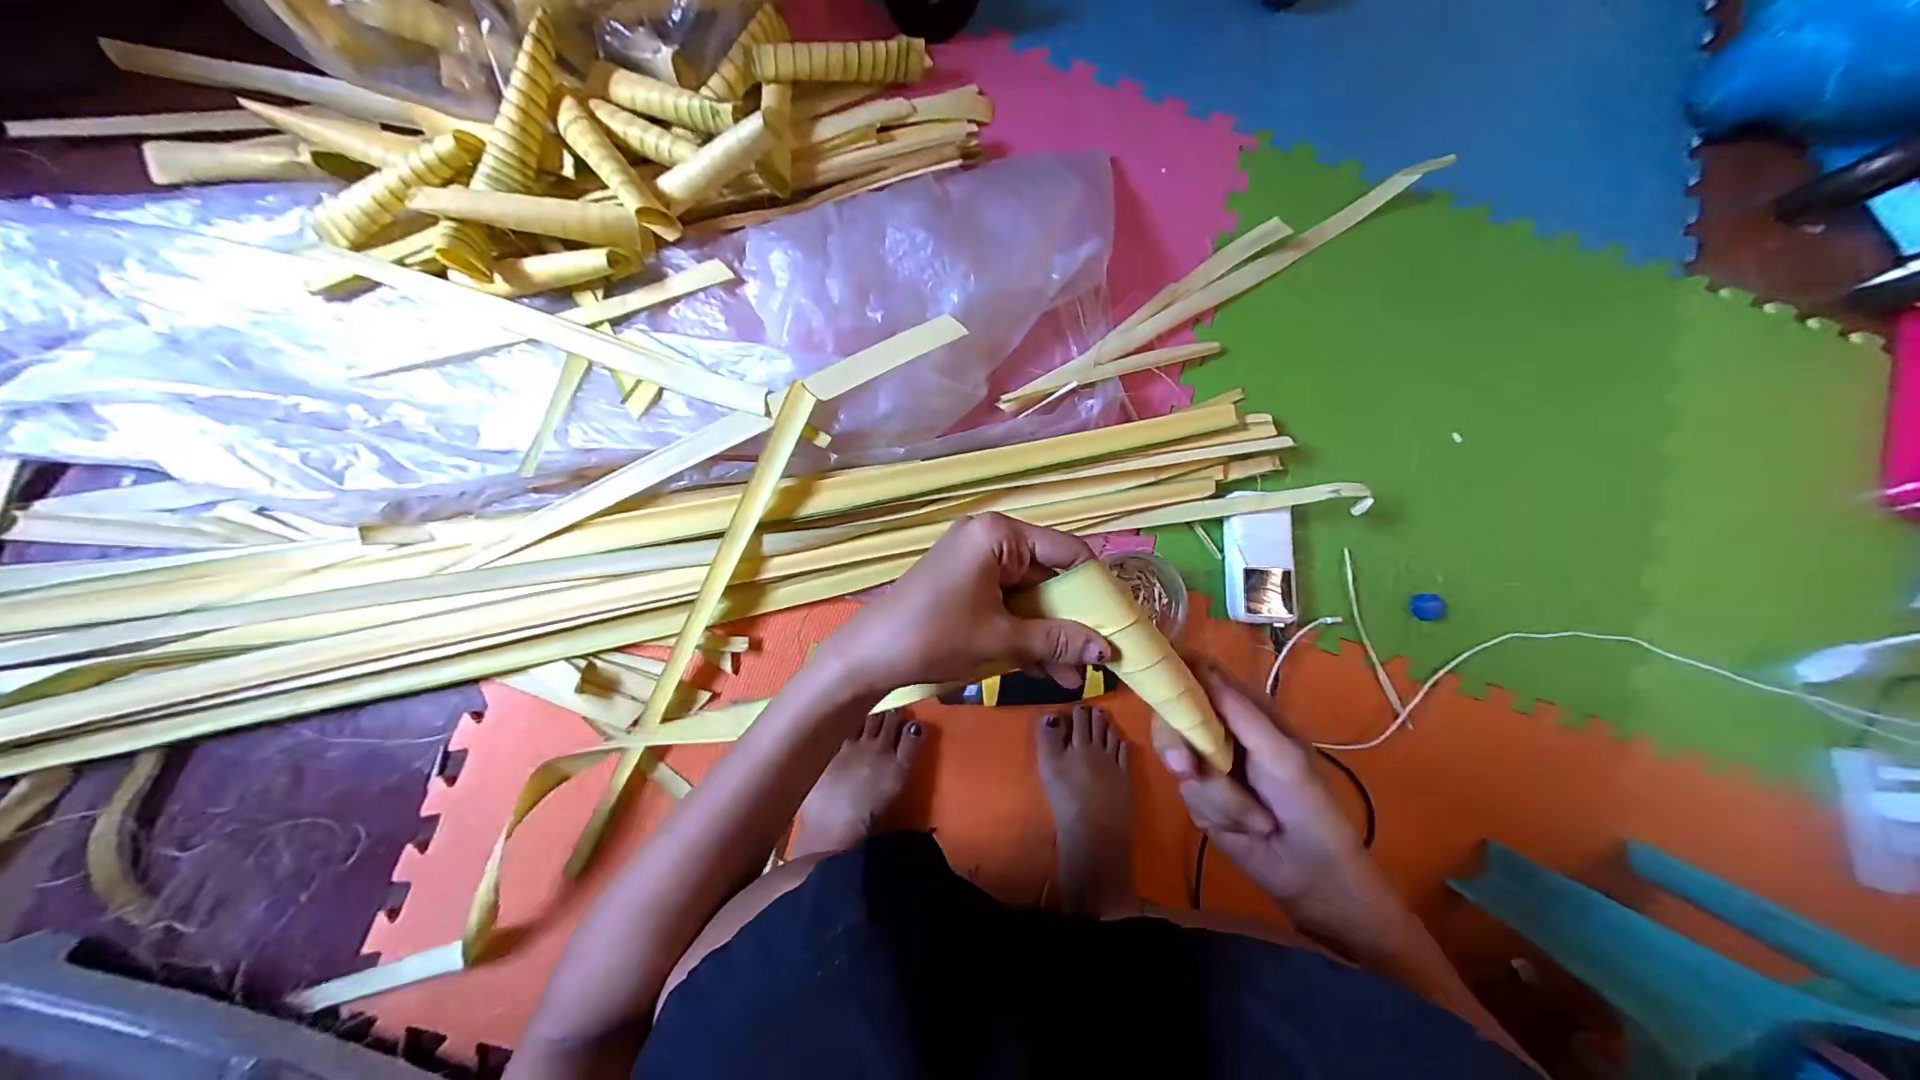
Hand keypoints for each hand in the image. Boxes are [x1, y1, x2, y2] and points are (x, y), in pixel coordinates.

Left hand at [814, 513, 1112, 696]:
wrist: (869, 656)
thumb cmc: (937, 636)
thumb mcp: (1003, 639)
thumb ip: (1058, 640)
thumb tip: (1108, 651)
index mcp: (1000, 535)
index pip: (1068, 551)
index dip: (1096, 587)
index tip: (1118, 620)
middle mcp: (990, 539)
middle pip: (1049, 575)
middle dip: (1071, 620)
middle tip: (1097, 656)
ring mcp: (976, 562)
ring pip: (1029, 596)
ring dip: (1049, 634)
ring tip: (1072, 677)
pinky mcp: (966, 585)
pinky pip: (1007, 604)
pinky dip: (1023, 632)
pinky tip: (1045, 669)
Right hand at [1153, 660, 1405, 947]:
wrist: (1313, 874)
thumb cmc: (1310, 805)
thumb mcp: (1281, 754)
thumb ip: (1240, 713)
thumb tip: (1202, 666)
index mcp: (1244, 709)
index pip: (1199, 676)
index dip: (1173, 672)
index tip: (1156, 681)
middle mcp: (1219, 730)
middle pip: (1171, 718)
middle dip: (1179, 747)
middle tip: (1188, 769)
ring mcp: (1207, 764)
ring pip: (1177, 761)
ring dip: (1216, 795)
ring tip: (1254, 818)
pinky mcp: (1200, 797)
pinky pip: (1186, 795)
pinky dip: (1216, 813)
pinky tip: (1243, 827)